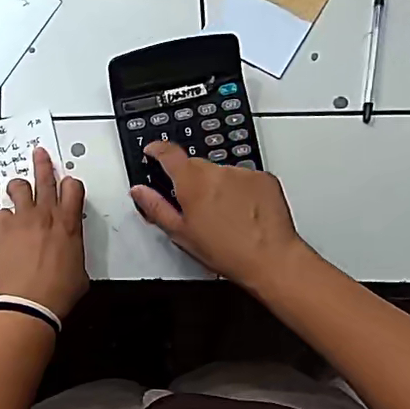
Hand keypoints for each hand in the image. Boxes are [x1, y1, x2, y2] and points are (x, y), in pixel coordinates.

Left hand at [0, 147, 88, 319]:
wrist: (30, 302)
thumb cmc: (57, 291)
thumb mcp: (80, 268)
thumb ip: (74, 249)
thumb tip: (71, 252)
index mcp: (69, 223)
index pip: (73, 188)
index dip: (70, 183)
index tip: (67, 182)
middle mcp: (46, 215)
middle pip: (45, 177)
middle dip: (43, 163)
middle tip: (39, 153)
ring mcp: (23, 219)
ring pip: (19, 187)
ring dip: (19, 185)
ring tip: (17, 185)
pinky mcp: (3, 228)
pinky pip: (2, 212)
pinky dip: (4, 216)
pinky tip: (5, 223)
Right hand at [128, 141, 308, 288]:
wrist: (270, 259)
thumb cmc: (227, 251)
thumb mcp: (180, 233)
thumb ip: (155, 207)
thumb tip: (140, 192)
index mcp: (192, 182)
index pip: (168, 153)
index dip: (157, 149)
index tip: (153, 150)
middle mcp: (217, 172)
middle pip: (195, 165)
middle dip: (190, 180)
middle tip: (194, 206)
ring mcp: (243, 174)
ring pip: (220, 172)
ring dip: (217, 186)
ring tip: (222, 215)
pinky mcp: (264, 178)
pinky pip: (244, 177)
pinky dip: (239, 189)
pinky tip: (241, 212)